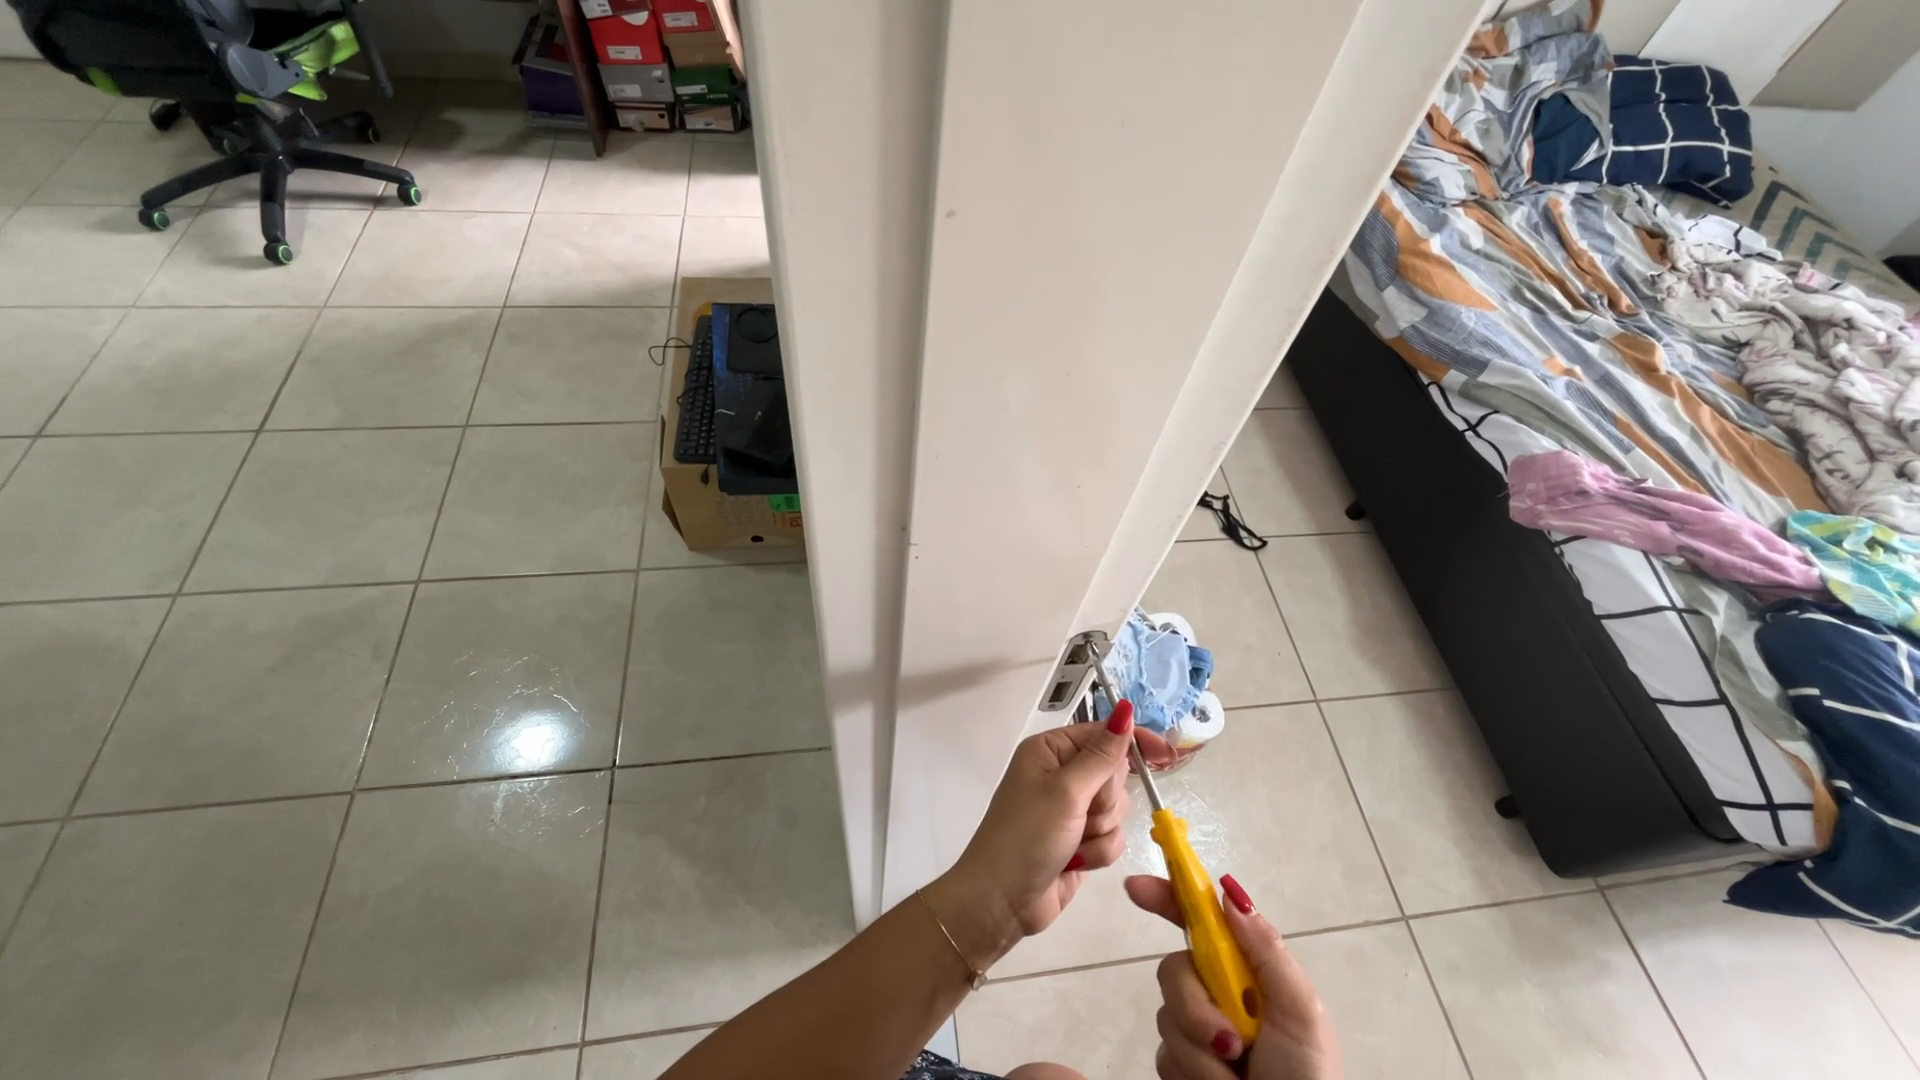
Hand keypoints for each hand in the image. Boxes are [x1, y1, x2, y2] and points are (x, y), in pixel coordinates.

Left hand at [925, 702, 1134, 966]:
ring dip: (1101, 829)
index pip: (1102, 734)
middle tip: (1081, 814)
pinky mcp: (1082, 839)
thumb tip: (1125, 709)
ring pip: (1118, 808)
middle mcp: (1062, 774)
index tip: (1166, 756)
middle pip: (1115, 774)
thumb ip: (1102, 755)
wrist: (1002, 901)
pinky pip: (1113, 836)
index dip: (1134, 743)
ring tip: (1073, 842)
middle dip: (1105, 799)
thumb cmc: (1027, 836)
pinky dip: (1100, 851)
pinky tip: (1077, 861)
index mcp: (1050, 751)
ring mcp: (1072, 809)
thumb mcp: (1066, 791)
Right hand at [1125, 873, 1340, 1079]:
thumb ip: (1265, 949)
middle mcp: (1215, 993)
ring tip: (1235, 1078)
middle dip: (1194, 1006)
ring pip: (1166, 1016)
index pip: (1199, 920)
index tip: (1134, 888)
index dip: (1166, 896)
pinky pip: (1164, 1056)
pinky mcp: (1180, 1067)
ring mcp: (1196, 1031)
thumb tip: (1227, 891)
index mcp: (1244, 969)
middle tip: (1230, 1042)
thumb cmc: (1307, 1076)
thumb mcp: (1302, 1011)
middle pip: (1173, 969)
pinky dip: (1193, 1075)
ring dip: (1200, 1051)